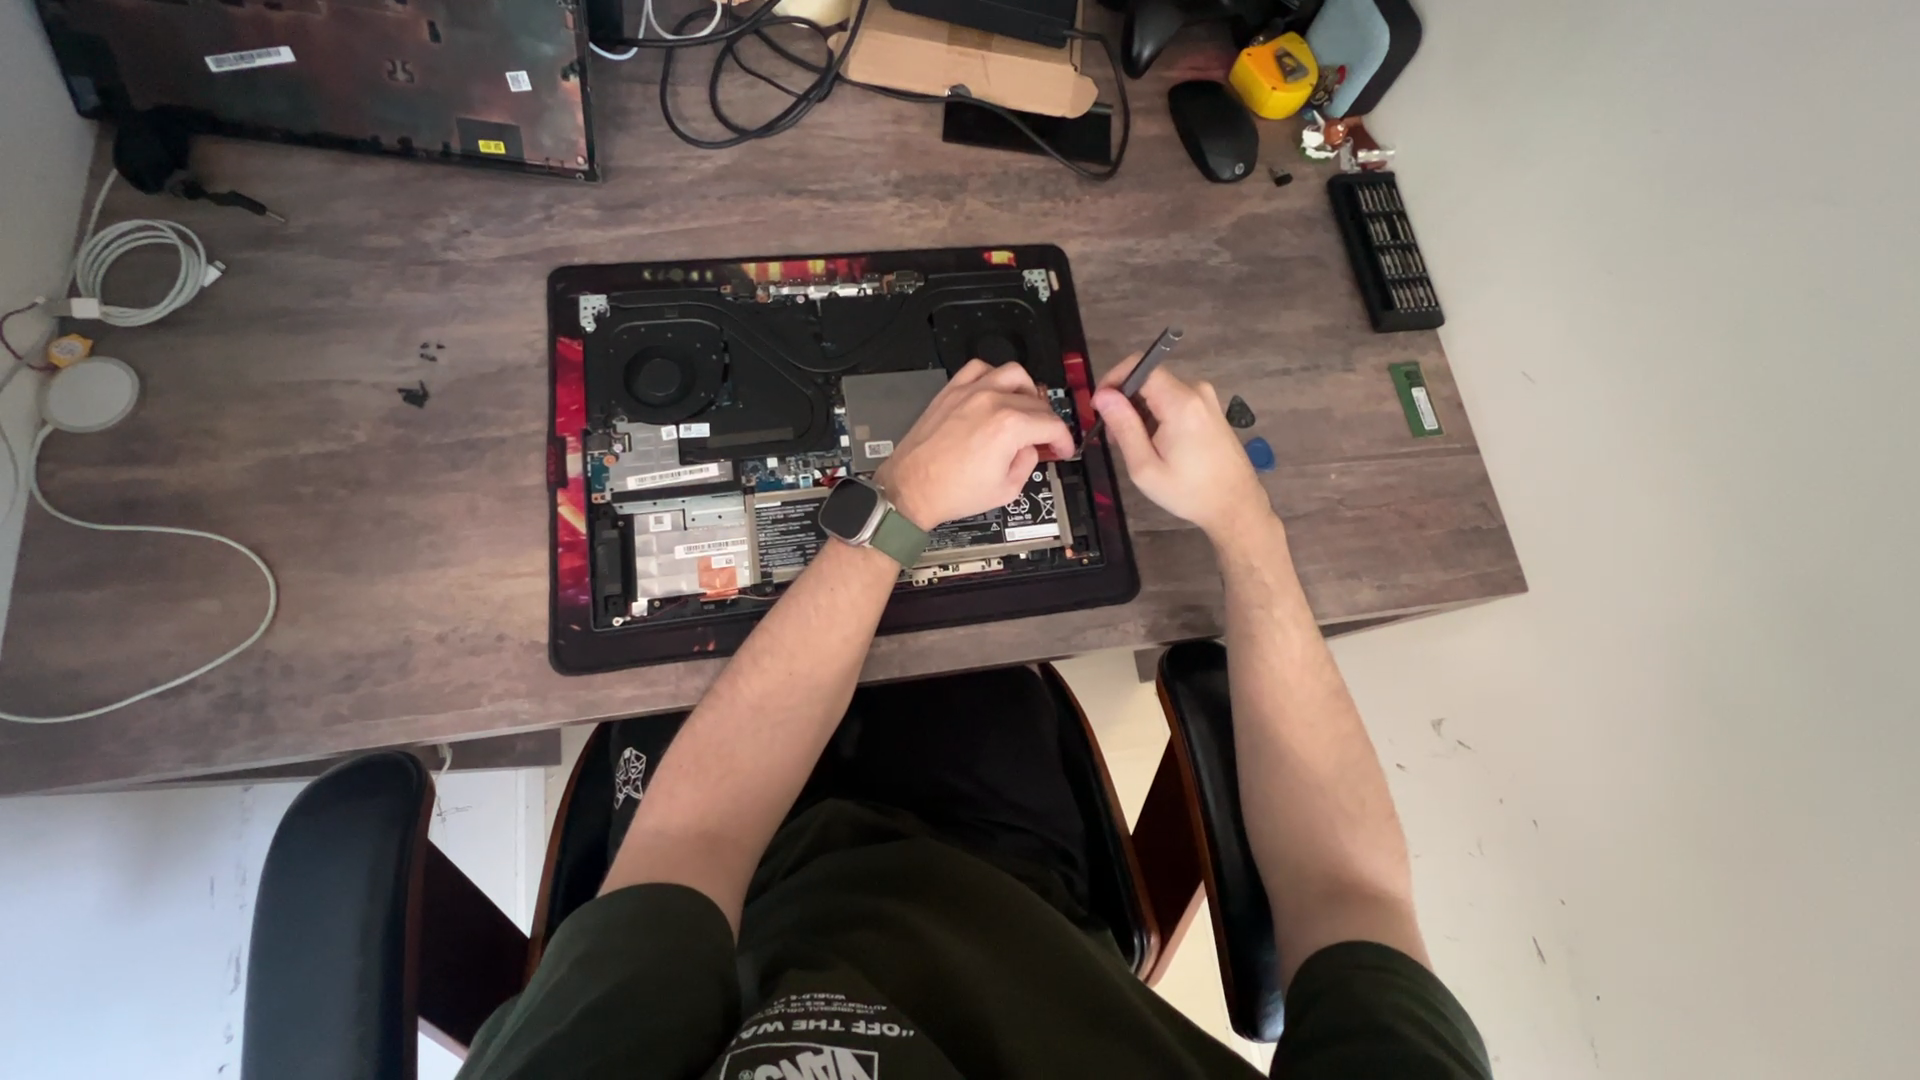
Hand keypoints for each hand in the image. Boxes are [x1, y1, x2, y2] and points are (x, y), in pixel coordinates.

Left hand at [876, 360, 1074, 528]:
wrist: (912, 489)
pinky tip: (995, 392)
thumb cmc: (949, 490)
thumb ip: (1028, 463)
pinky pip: (979, 368)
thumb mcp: (1006, 489)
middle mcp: (991, 401)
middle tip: (1045, 438)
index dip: (1064, 440)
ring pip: (1014, 373)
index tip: (1062, 449)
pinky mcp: (951, 392)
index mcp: (1009, 426)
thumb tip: (1031, 449)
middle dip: (1048, 422)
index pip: (1053, 424)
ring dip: (1027, 391)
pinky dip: (993, 376)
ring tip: (1026, 409)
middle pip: (1037, 401)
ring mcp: (969, 392)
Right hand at [1092, 353, 1271, 538]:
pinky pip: (1174, 401)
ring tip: (1135, 446)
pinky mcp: (1210, 409)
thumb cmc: (1188, 492)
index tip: (1099, 406)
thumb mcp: (1145, 467)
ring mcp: (1206, 399)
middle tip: (1113, 436)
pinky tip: (1156, 444)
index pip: (1139, 365)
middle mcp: (1196, 392)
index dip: (1113, 380)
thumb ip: (1123, 426)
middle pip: (1149, 379)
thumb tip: (1103, 396)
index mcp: (1180, 403)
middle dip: (1125, 401)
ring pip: (1160, 391)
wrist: (1235, 505)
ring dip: (1140, 411)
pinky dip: (1157, 416)